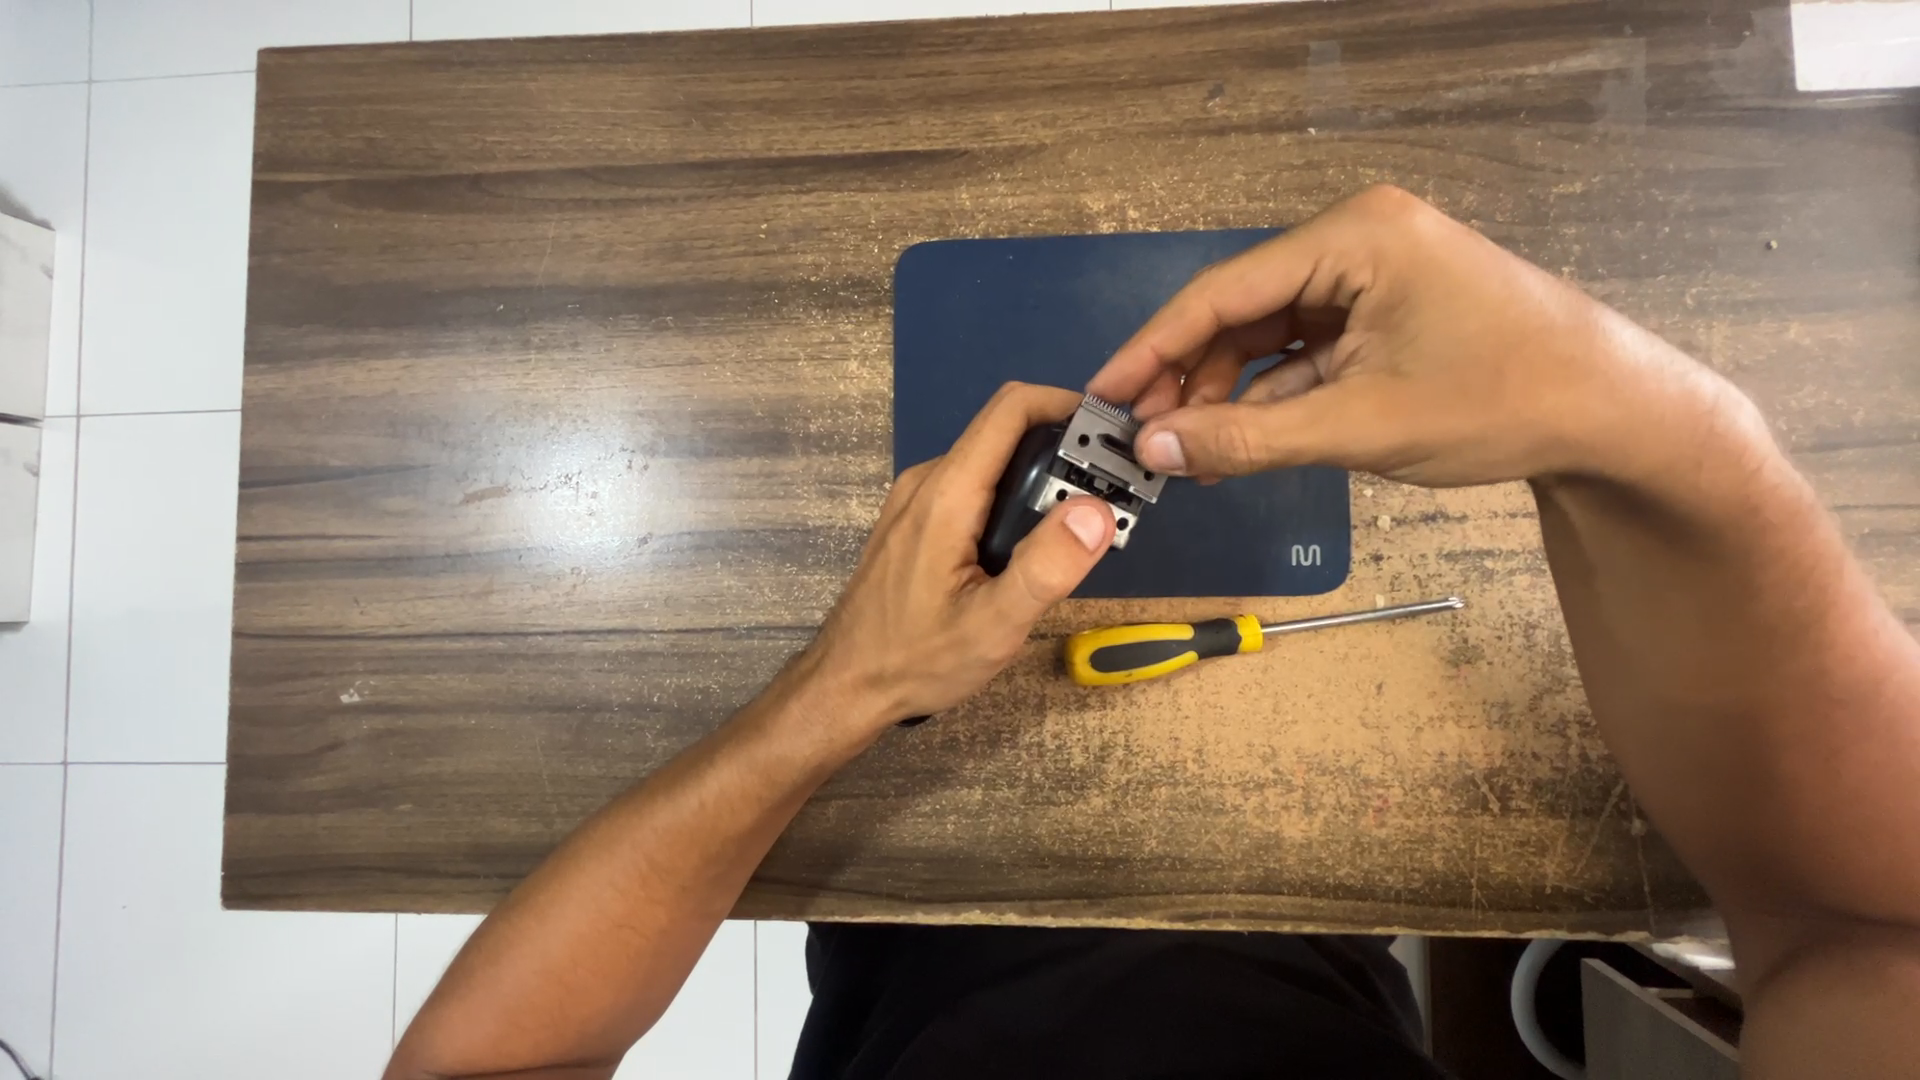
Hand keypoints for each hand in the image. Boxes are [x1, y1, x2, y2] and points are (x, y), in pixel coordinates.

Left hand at [805, 383, 1115, 731]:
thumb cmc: (915, 659)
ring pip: (989, 464)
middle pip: (1004, 434)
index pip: (1011, 408)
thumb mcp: (992, 625)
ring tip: (1074, 529)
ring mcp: (916, 501)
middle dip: (1060, 452)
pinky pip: (971, 490)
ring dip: (1036, 481)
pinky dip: (1008, 502)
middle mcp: (928, 481)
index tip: (1109, 438)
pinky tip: (1025, 550)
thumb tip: (1097, 511)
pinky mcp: (914, 522)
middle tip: (1106, 497)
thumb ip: (1046, 568)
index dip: (1065, 405)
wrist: (846, 684)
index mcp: (947, 493)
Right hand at [1086, 185, 1745, 488]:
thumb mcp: (1357, 425)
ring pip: (1260, 343)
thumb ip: (1244, 439)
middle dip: (1184, 380)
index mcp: (1352, 239)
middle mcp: (1349, 248)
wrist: (1616, 422)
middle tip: (1139, 438)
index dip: (1151, 349)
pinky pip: (1294, 362)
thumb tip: (1150, 453)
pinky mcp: (1371, 322)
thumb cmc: (1499, 404)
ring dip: (1219, 399)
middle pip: (1235, 316)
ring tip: (1181, 455)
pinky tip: (1228, 447)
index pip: (1221, 293)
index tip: (1100, 395)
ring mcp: (1361, 285)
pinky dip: (1261, 405)